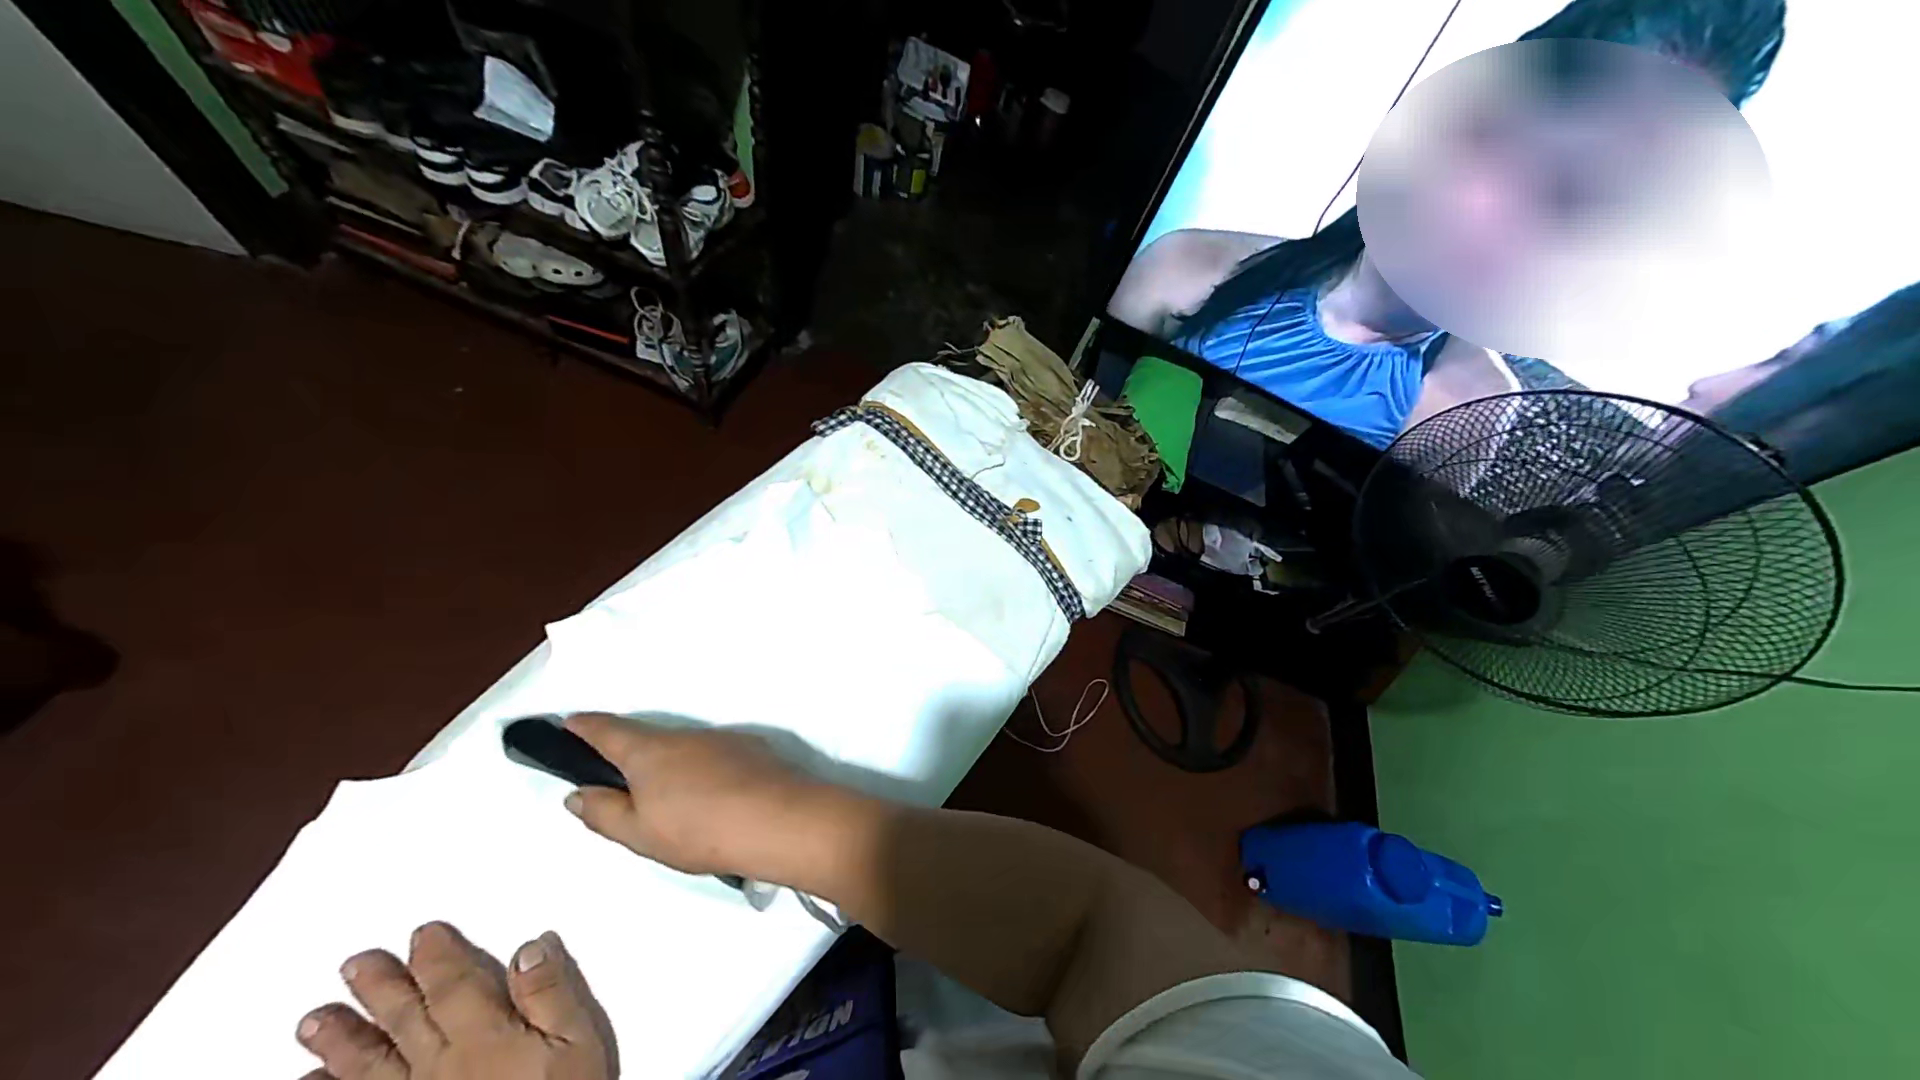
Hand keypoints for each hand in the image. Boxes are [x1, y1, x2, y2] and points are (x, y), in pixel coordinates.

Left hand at [296, 922, 616, 1079]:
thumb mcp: (576, 1043)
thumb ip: (551, 995)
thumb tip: (530, 949)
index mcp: (485, 1037)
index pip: (456, 985)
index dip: (438, 957)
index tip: (423, 934)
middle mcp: (440, 1068)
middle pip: (406, 1020)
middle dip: (381, 989)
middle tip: (355, 964)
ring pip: (370, 1067)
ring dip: (342, 1041)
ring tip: (314, 1020)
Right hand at [561, 714, 819, 878]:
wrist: (778, 820)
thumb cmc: (698, 830)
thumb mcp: (639, 833)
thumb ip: (604, 813)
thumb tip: (577, 794)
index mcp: (650, 751)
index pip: (608, 730)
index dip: (585, 726)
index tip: (570, 722)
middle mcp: (686, 735)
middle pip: (649, 739)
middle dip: (633, 756)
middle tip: (624, 786)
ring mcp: (723, 739)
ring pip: (686, 750)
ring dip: (674, 767)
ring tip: (677, 808)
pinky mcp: (752, 748)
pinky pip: (716, 757)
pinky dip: (706, 773)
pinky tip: (715, 802)